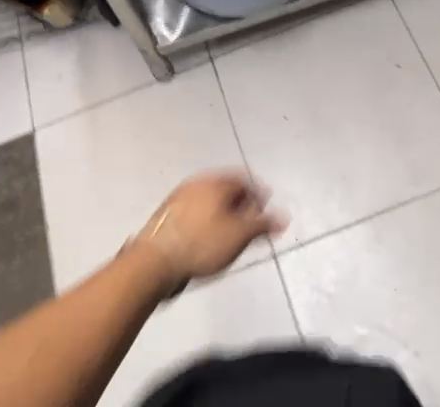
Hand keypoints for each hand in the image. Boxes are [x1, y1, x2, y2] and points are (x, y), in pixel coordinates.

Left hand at [131, 172, 287, 288]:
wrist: (155, 261)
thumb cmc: (202, 245)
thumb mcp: (240, 236)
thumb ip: (263, 224)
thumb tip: (284, 217)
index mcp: (216, 182)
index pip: (244, 180)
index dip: (258, 195)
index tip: (266, 213)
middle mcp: (197, 183)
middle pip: (226, 189)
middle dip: (241, 205)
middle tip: (251, 225)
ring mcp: (180, 197)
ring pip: (210, 201)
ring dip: (224, 214)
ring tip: (231, 236)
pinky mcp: (168, 215)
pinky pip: (196, 212)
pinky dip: (207, 221)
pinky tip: (207, 241)